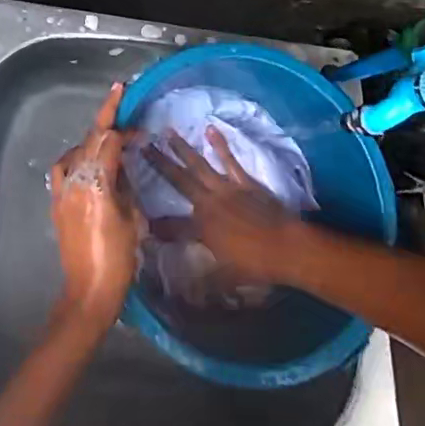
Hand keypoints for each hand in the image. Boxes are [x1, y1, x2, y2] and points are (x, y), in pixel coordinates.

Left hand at [49, 82, 139, 325]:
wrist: (89, 292)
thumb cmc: (118, 258)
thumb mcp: (132, 217)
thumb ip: (125, 184)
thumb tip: (121, 165)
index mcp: (95, 181)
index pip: (108, 140)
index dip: (122, 124)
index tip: (133, 109)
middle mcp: (74, 179)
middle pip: (90, 139)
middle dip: (107, 121)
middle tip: (122, 103)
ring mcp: (62, 190)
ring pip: (77, 150)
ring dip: (93, 138)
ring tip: (110, 136)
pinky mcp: (57, 202)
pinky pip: (64, 168)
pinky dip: (77, 157)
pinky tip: (88, 161)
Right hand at [144, 127, 309, 285]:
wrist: (286, 248)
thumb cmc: (256, 266)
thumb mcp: (226, 280)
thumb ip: (204, 284)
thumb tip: (184, 296)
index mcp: (200, 229)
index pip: (170, 227)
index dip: (154, 224)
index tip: (139, 217)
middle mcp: (207, 204)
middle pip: (178, 181)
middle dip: (159, 164)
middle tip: (143, 147)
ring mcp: (225, 189)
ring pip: (198, 165)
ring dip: (182, 148)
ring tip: (168, 132)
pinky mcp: (243, 181)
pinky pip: (229, 160)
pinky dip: (219, 145)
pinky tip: (211, 129)